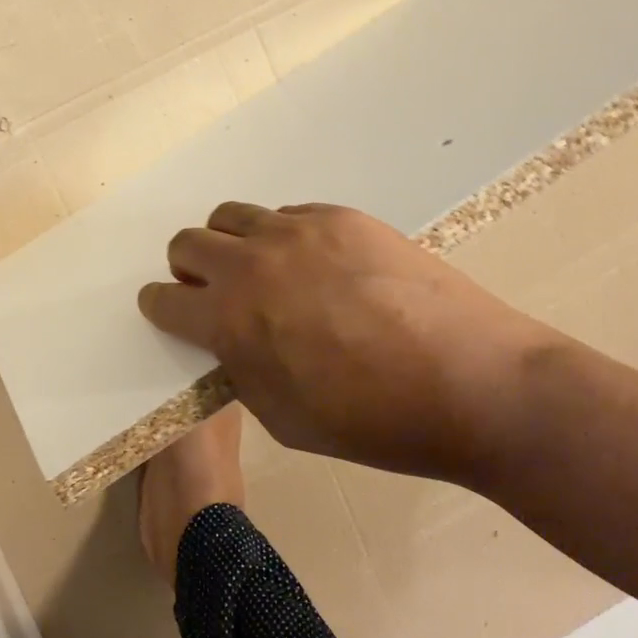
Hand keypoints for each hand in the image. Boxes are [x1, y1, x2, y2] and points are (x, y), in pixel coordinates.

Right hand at [138, 202, 563, 481]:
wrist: (477, 385)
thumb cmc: (375, 422)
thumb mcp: (282, 416)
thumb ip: (240, 368)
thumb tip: (230, 339)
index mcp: (228, 321)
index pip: (161, 299)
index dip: (160, 307)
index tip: (171, 312)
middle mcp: (251, 265)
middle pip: (186, 243)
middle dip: (189, 269)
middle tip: (218, 292)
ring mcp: (296, 232)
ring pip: (231, 216)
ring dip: (233, 243)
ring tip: (267, 271)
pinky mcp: (340, 217)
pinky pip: (288, 214)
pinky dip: (286, 237)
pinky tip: (323, 268)